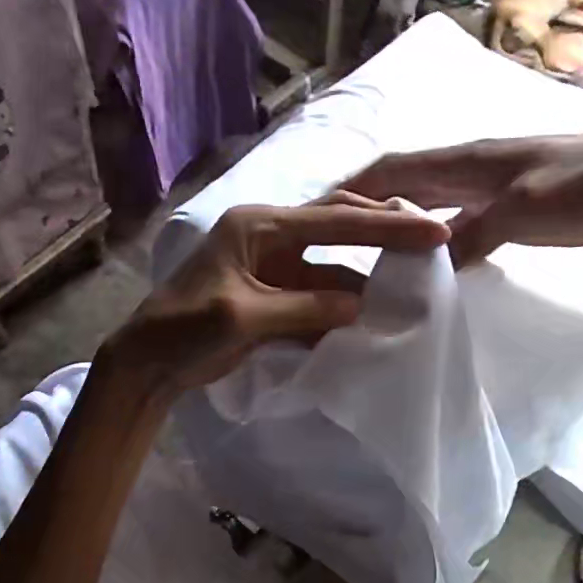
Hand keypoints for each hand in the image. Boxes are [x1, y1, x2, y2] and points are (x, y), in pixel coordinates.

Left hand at [100, 194, 449, 395]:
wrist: (149, 362)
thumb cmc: (185, 329)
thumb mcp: (244, 316)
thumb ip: (305, 307)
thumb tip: (361, 305)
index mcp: (259, 225)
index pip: (333, 220)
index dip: (385, 227)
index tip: (433, 231)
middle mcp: (269, 238)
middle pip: (337, 227)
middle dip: (382, 234)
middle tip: (433, 241)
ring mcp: (271, 268)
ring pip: (330, 265)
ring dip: (364, 277)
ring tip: (409, 285)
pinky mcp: (272, 298)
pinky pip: (316, 296)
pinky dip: (341, 305)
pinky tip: (368, 316)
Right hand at [341, 130, 582, 265]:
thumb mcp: (521, 209)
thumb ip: (472, 235)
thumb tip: (432, 265)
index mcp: (466, 160)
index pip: (395, 168)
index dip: (356, 185)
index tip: (320, 208)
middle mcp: (469, 171)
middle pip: (406, 183)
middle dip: (369, 204)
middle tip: (336, 235)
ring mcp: (488, 193)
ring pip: (429, 206)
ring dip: (400, 224)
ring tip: (370, 253)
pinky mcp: (507, 214)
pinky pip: (456, 227)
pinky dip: (434, 242)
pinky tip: (427, 263)